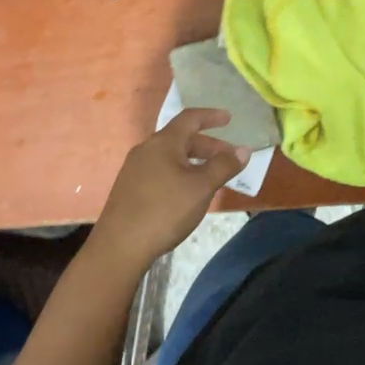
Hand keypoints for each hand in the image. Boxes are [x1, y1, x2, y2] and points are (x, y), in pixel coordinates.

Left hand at [90, 109, 248, 269]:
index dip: (211, 116)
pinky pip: (160, 170)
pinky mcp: (129, 188)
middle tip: (229, 158)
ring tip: (211, 177)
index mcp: (162, 143)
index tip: (229, 118)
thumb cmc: (165, 211)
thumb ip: (224, 166)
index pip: (190, 118)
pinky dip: (180, 172)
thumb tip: (244, 150)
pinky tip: (187, 192)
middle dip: (208, 146)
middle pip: (181, 138)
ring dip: (194, 161)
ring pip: (171, 156)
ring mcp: (135, 169)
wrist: (119, 247)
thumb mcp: (201, 187)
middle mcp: (146, 150)